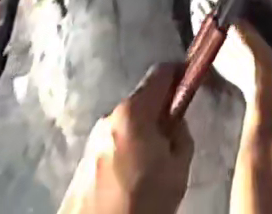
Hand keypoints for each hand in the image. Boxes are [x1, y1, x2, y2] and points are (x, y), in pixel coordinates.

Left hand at [57, 64, 193, 213]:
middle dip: (159, 111)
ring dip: (141, 135)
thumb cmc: (142, 206)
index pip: (161, 71)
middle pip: (142, 101)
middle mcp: (108, 120)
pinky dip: (124, 155)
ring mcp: (90, 144)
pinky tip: (130, 182)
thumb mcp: (178, 169)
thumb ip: (181, 134)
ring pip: (126, 126)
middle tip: (173, 136)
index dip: (180, 74)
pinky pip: (111, 148)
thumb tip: (173, 123)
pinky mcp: (80, 168)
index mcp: (132, 113)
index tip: (192, 86)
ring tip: (151, 167)